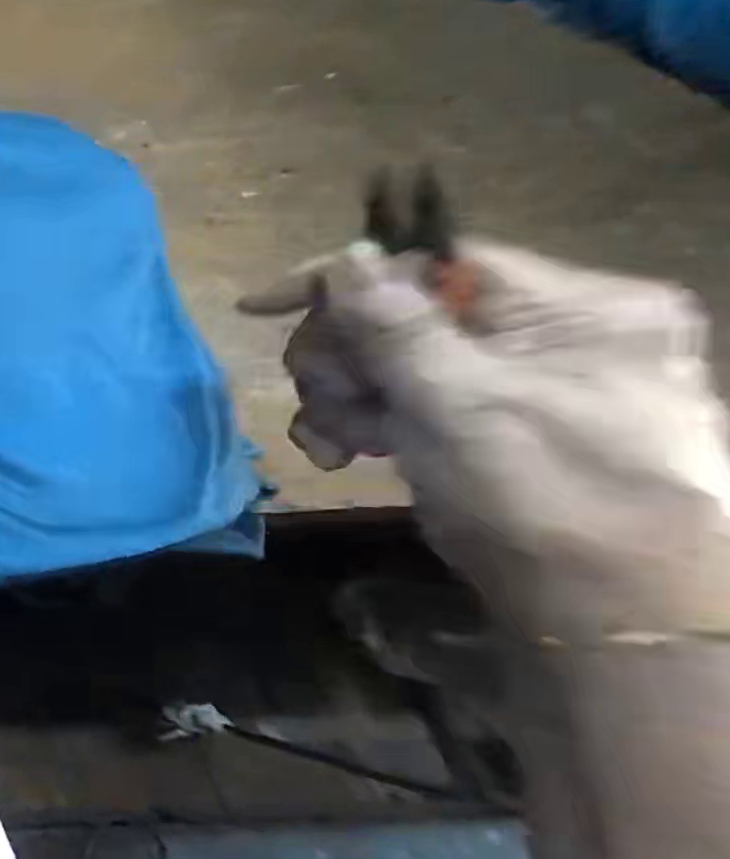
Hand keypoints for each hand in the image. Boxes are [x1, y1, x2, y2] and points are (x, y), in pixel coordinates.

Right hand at [241, 240, 729, 639]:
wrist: (598, 603)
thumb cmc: (542, 490)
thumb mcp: (458, 400)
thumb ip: (395, 325)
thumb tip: (347, 255)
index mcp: (565, 308)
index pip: (430, 262)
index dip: (340, 278)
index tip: (261, 306)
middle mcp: (533, 331)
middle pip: (389, 313)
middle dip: (341, 359)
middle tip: (331, 400)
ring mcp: (496, 377)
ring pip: (374, 359)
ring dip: (338, 399)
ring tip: (338, 442)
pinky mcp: (464, 417)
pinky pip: (385, 398)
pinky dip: (352, 423)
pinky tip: (339, 454)